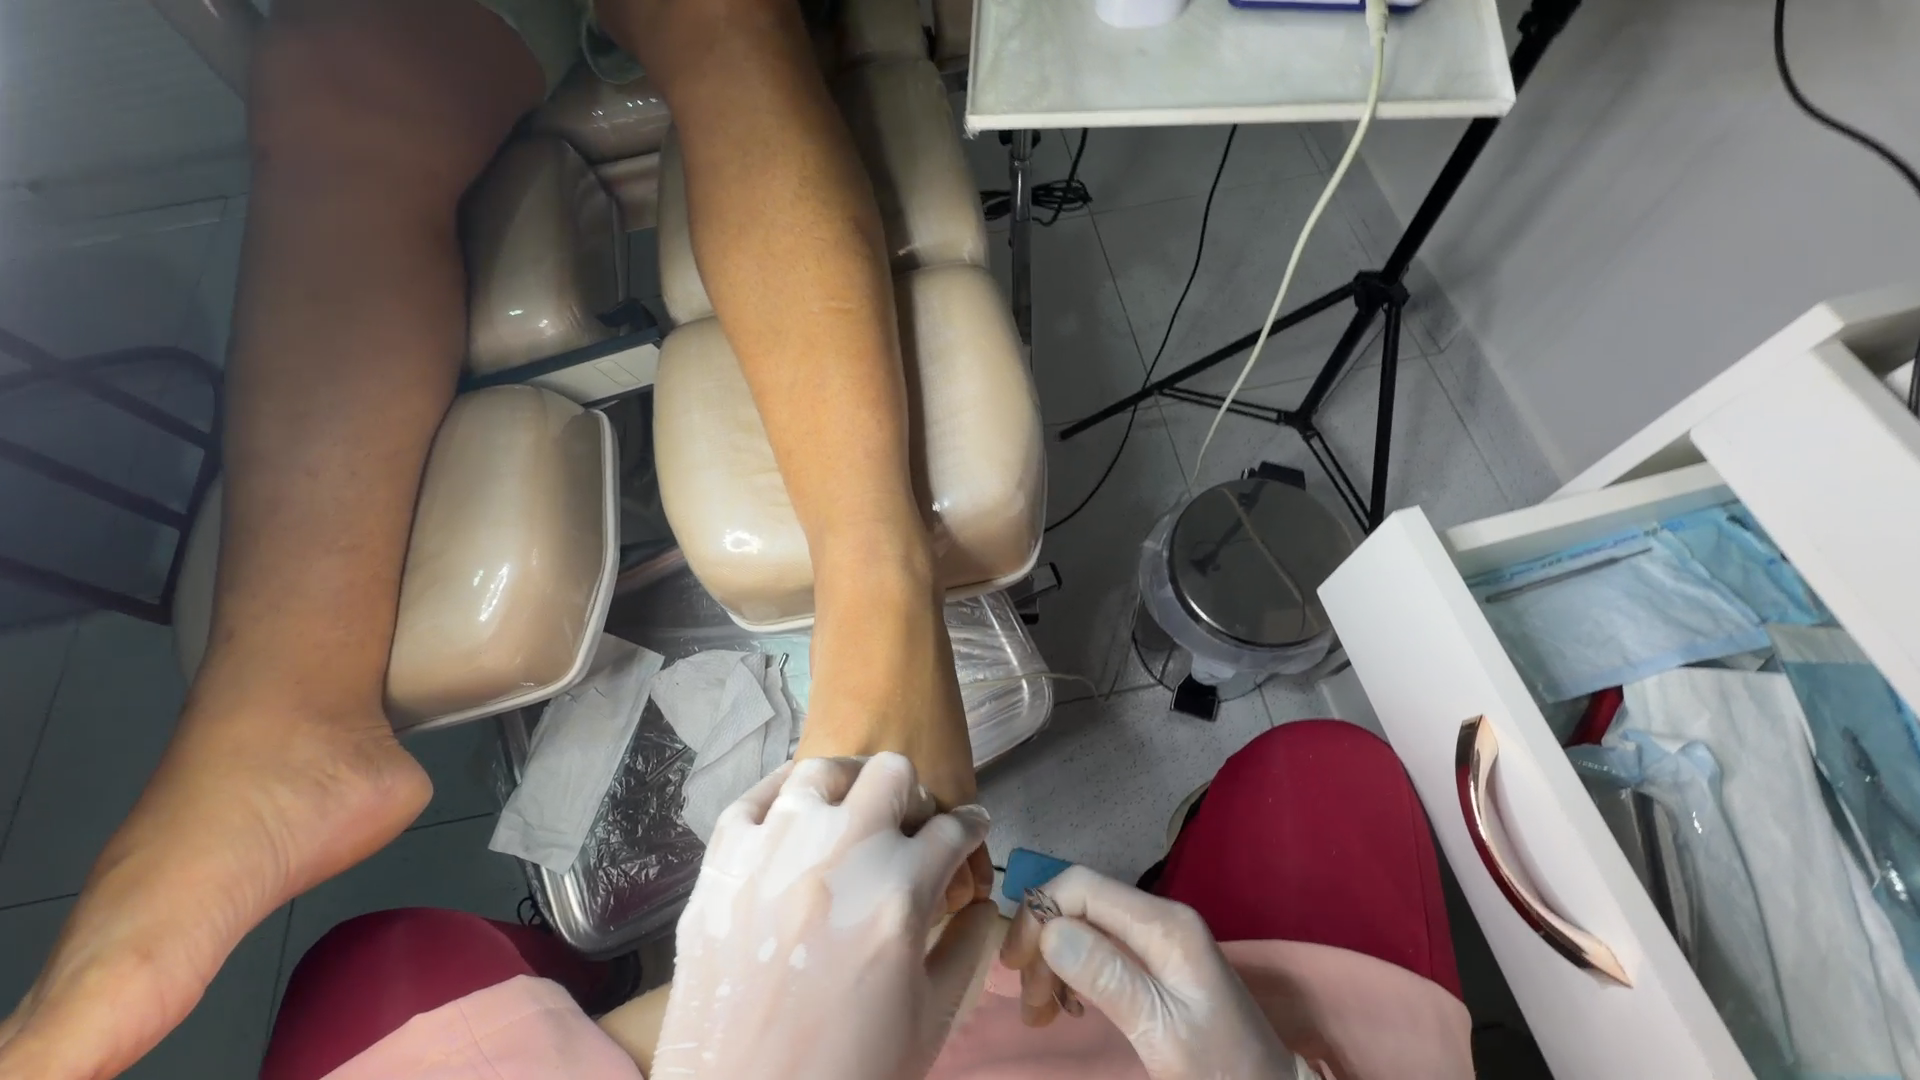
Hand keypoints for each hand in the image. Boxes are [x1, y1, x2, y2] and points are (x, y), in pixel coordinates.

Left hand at [655, 753, 999, 1079]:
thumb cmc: (851, 1070)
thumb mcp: (931, 1018)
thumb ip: (967, 948)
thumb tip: (982, 904)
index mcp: (899, 892)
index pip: (952, 831)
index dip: (970, 829)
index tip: (968, 830)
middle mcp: (840, 852)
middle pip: (894, 775)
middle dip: (915, 799)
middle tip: (910, 829)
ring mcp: (774, 850)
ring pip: (824, 771)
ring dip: (851, 787)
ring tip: (850, 814)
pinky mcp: (722, 864)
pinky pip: (754, 797)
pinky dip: (781, 794)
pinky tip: (793, 810)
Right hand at [1002, 866, 1297, 1079]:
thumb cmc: (1218, 1068)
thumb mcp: (1161, 1032)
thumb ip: (1108, 978)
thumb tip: (1050, 931)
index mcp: (1163, 923)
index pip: (1082, 885)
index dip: (1040, 912)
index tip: (1015, 965)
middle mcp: (1159, 916)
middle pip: (1080, 902)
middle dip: (1043, 941)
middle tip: (1029, 1002)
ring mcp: (1159, 936)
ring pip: (1085, 924)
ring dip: (1053, 960)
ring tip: (1042, 1011)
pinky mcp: (1157, 958)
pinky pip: (1100, 946)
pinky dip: (1073, 969)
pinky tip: (1069, 1003)